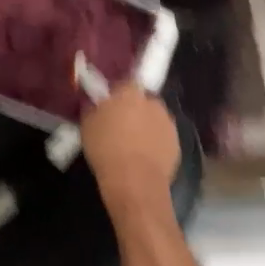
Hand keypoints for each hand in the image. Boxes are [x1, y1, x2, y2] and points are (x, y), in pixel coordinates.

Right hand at [81, 86, 180, 215]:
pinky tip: (144, 157)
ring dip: (146, 126)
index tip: (109, 106)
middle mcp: (153, 102)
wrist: (135, 181)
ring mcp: (168, 122)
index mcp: (130, 92)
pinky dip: (155, 143)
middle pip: (142, 100)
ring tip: (133, 145)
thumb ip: (93, 109)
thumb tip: (95, 103)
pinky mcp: (177, 142)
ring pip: (155, 119)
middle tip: (120, 126)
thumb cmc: (106, 149)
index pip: (124, 83)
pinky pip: (163, 137)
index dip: (117, 94)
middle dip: (134, 109)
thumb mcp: (87, 126)